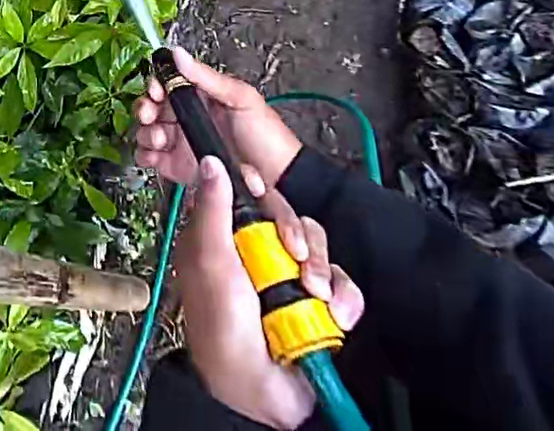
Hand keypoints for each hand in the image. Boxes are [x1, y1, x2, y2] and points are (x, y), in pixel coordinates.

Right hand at [134, 47, 301, 189]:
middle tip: (150, 115)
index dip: (155, 85)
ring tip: (162, 139)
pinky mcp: (177, 166)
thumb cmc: (267, 136)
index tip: (156, 92)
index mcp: (199, 96)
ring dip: (146, 133)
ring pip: (146, 131)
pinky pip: (150, 158)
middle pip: (150, 106)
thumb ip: (206, 77)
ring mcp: (180, 142)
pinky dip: (145, 155)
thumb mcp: (240, 98)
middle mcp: (186, 117)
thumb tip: (178, 53)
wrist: (280, 181)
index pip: (165, 83)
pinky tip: (155, 155)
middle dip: (144, 108)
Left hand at [176, 156, 366, 430]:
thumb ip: (212, 209)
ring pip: (315, 243)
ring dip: (323, 267)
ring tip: (316, 292)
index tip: (261, 191)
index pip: (242, 192)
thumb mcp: (210, 260)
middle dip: (294, 231)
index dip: (255, 187)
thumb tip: (210, 161)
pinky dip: (343, 296)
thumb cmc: (222, 326)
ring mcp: (285, 275)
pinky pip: (340, 281)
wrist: (258, 391)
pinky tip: (336, 313)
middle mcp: (253, 248)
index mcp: (221, 234)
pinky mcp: (315, 301)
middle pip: (283, 213)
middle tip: (295, 254)